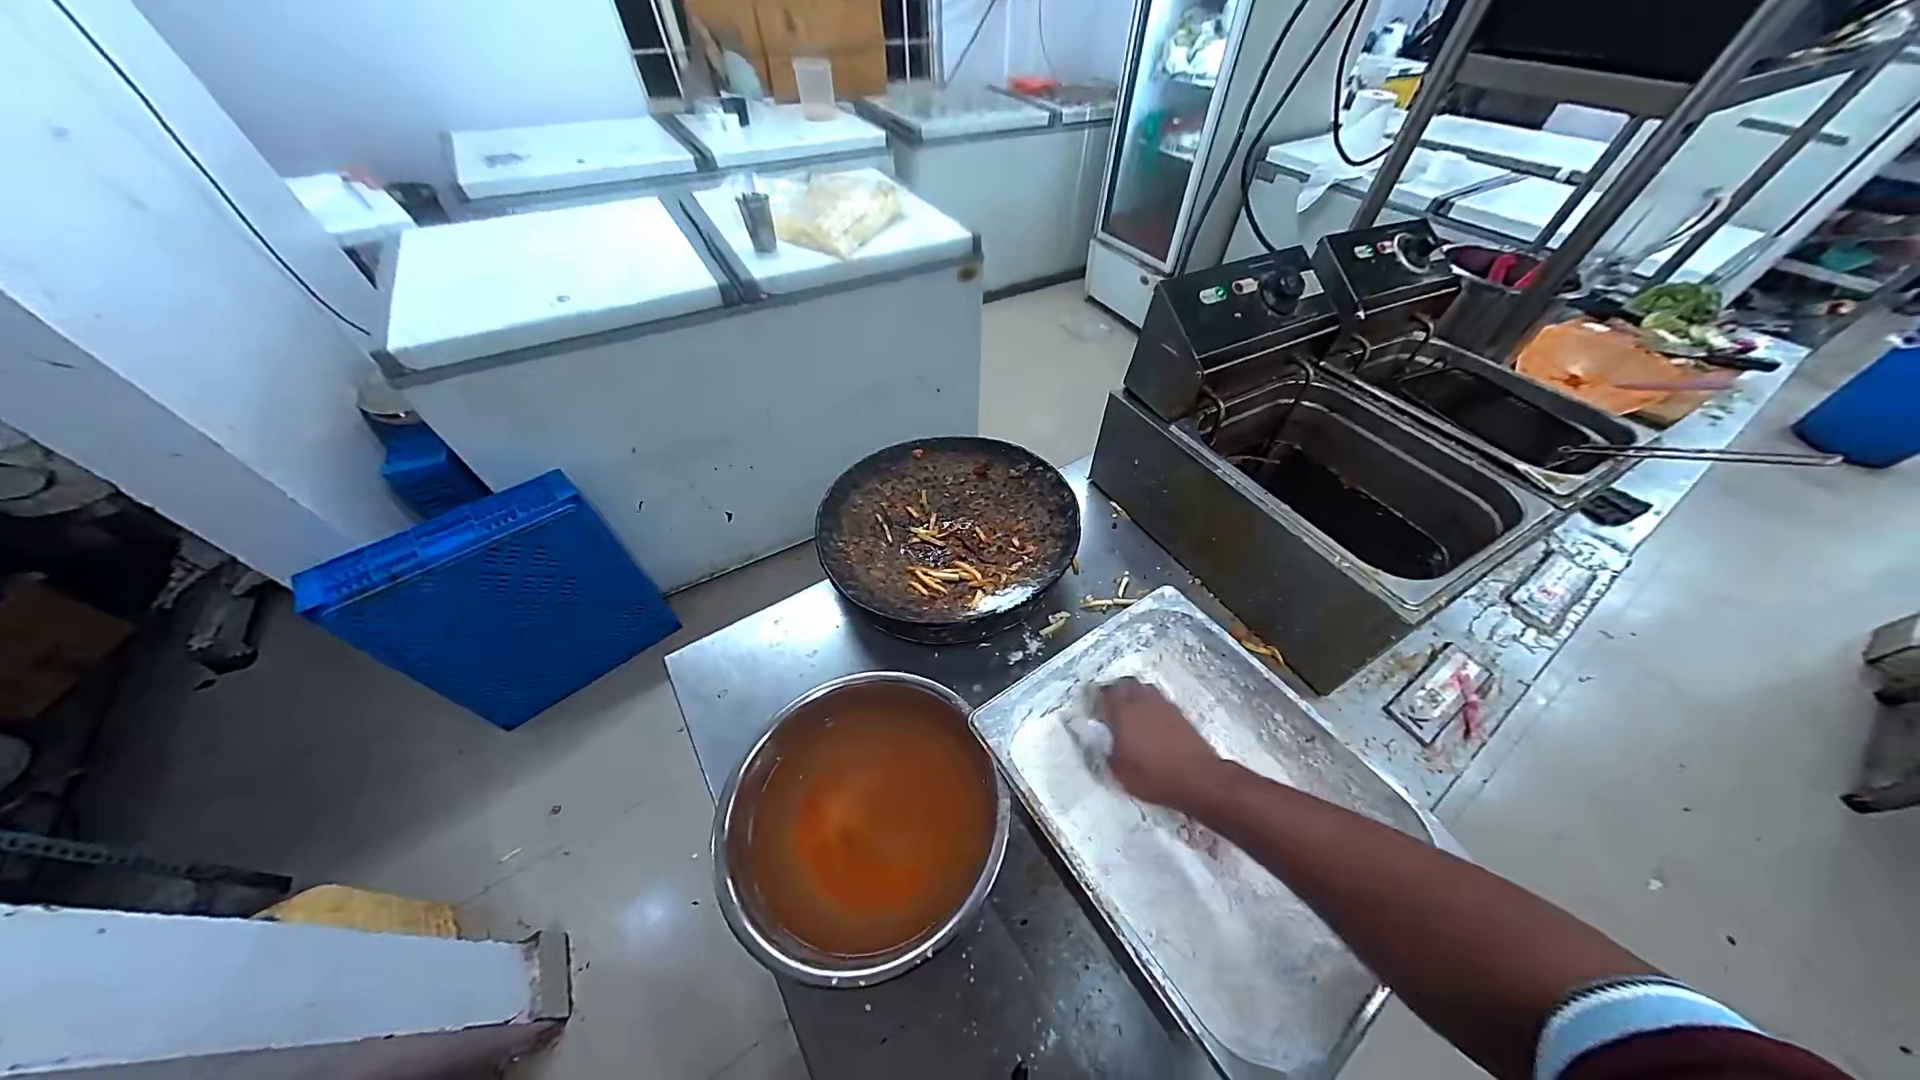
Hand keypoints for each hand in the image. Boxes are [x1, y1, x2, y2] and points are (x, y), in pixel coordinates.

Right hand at [1096, 678, 1224, 813]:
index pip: (1106, 692)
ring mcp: (1164, 705)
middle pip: (1126, 684)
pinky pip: (1159, 701)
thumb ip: (1104, 750)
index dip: (1097, 698)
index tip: (1094, 710)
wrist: (1199, 779)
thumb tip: (1098, 740)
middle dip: (1116, 692)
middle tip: (1111, 708)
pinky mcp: (1180, 713)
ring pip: (1144, 689)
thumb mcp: (1119, 771)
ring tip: (1131, 715)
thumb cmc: (1154, 776)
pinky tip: (1150, 725)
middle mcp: (1143, 702)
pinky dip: (1151, 707)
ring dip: (1135, 697)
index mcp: (1124, 711)